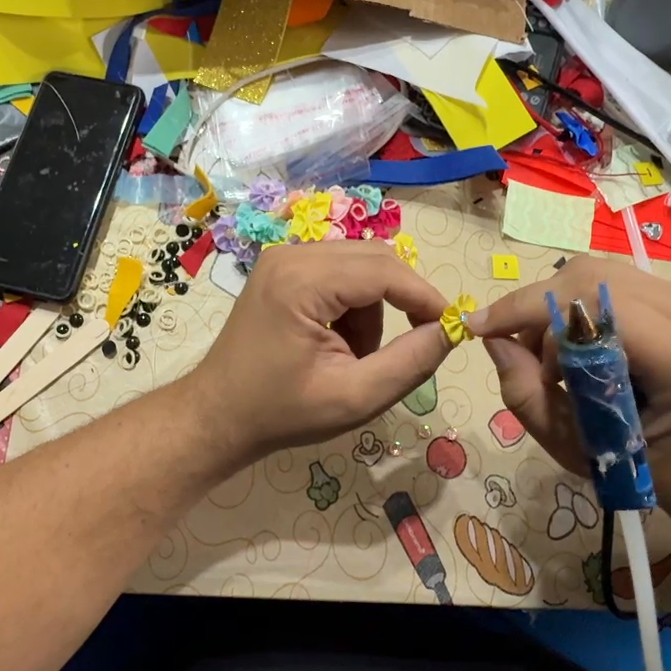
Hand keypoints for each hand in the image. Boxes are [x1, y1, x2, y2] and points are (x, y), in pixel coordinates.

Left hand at [185, 240, 451, 460]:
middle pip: (374, 258)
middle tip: (405, 348)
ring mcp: (282, 258)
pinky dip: (352, 304)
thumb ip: (410, 362)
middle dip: (399, 301)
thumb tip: (451, 330)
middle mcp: (291, 255)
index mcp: (301, 281)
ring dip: (373, 307)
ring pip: (359, 264)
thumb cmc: (281, 412)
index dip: (424, 297)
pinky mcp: (281, 269)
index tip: (451, 329)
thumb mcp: (354, 398)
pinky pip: (337, 272)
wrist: (218, 415)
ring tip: (355, 356)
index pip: (384, 270)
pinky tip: (335, 343)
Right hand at [466, 256, 670, 517]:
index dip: (529, 309)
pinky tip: (573, 344)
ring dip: (554, 304)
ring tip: (546, 354)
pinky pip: (611, 282)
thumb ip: (529, 397)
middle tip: (519, 354)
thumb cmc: (657, 474)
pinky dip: (575, 304)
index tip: (482, 330)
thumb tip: (493, 342)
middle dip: (537, 307)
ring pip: (597, 273)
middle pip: (592, 278)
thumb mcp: (581, 452)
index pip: (593, 306)